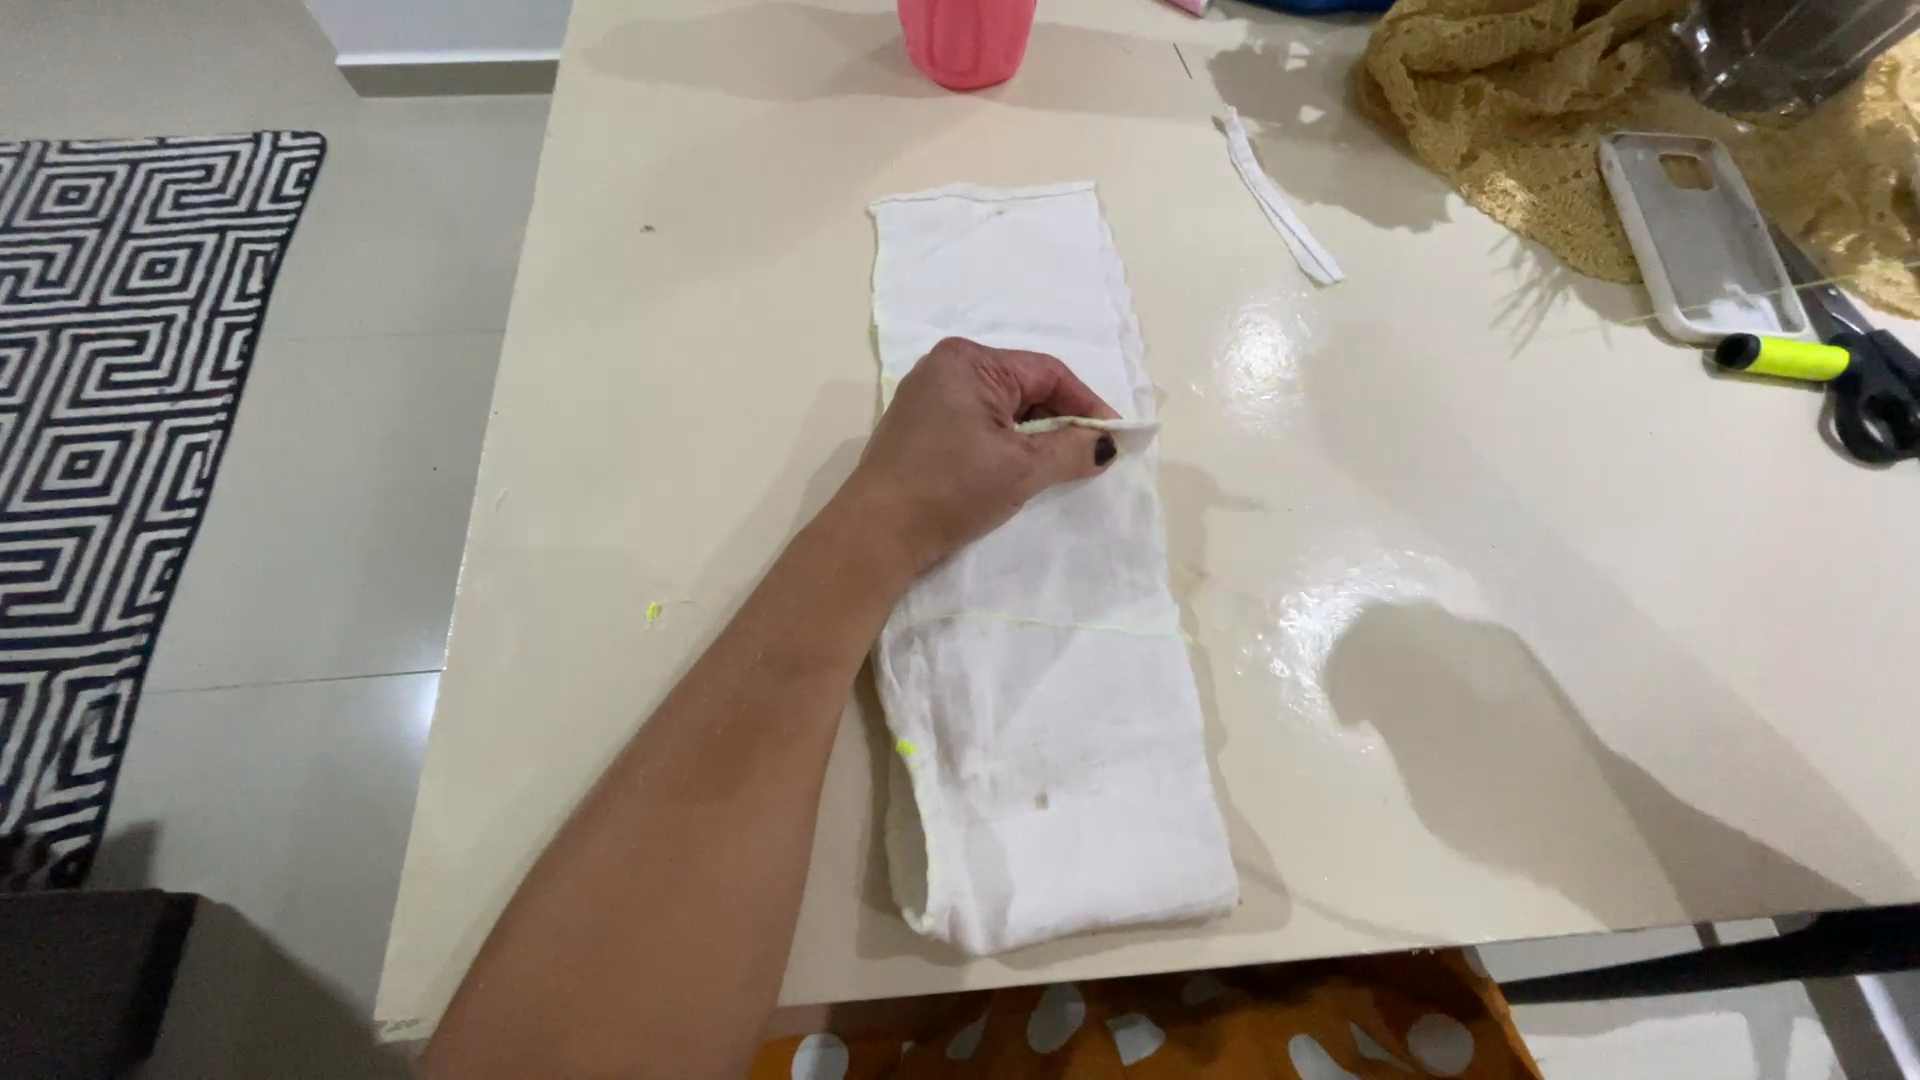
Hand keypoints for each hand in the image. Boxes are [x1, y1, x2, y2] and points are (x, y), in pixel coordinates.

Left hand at [836, 337, 1121, 575]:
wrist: (877, 534)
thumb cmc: (950, 490)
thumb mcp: (1021, 469)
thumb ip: (1071, 449)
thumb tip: (1106, 445)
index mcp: (969, 360)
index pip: (1046, 372)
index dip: (1087, 404)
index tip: (1114, 438)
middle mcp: (944, 367)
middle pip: (1023, 387)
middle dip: (1059, 420)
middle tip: (1089, 454)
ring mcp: (927, 397)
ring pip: (999, 408)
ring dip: (1032, 434)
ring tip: (1057, 465)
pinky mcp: (918, 428)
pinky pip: (976, 423)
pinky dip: (1003, 442)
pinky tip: (1016, 468)